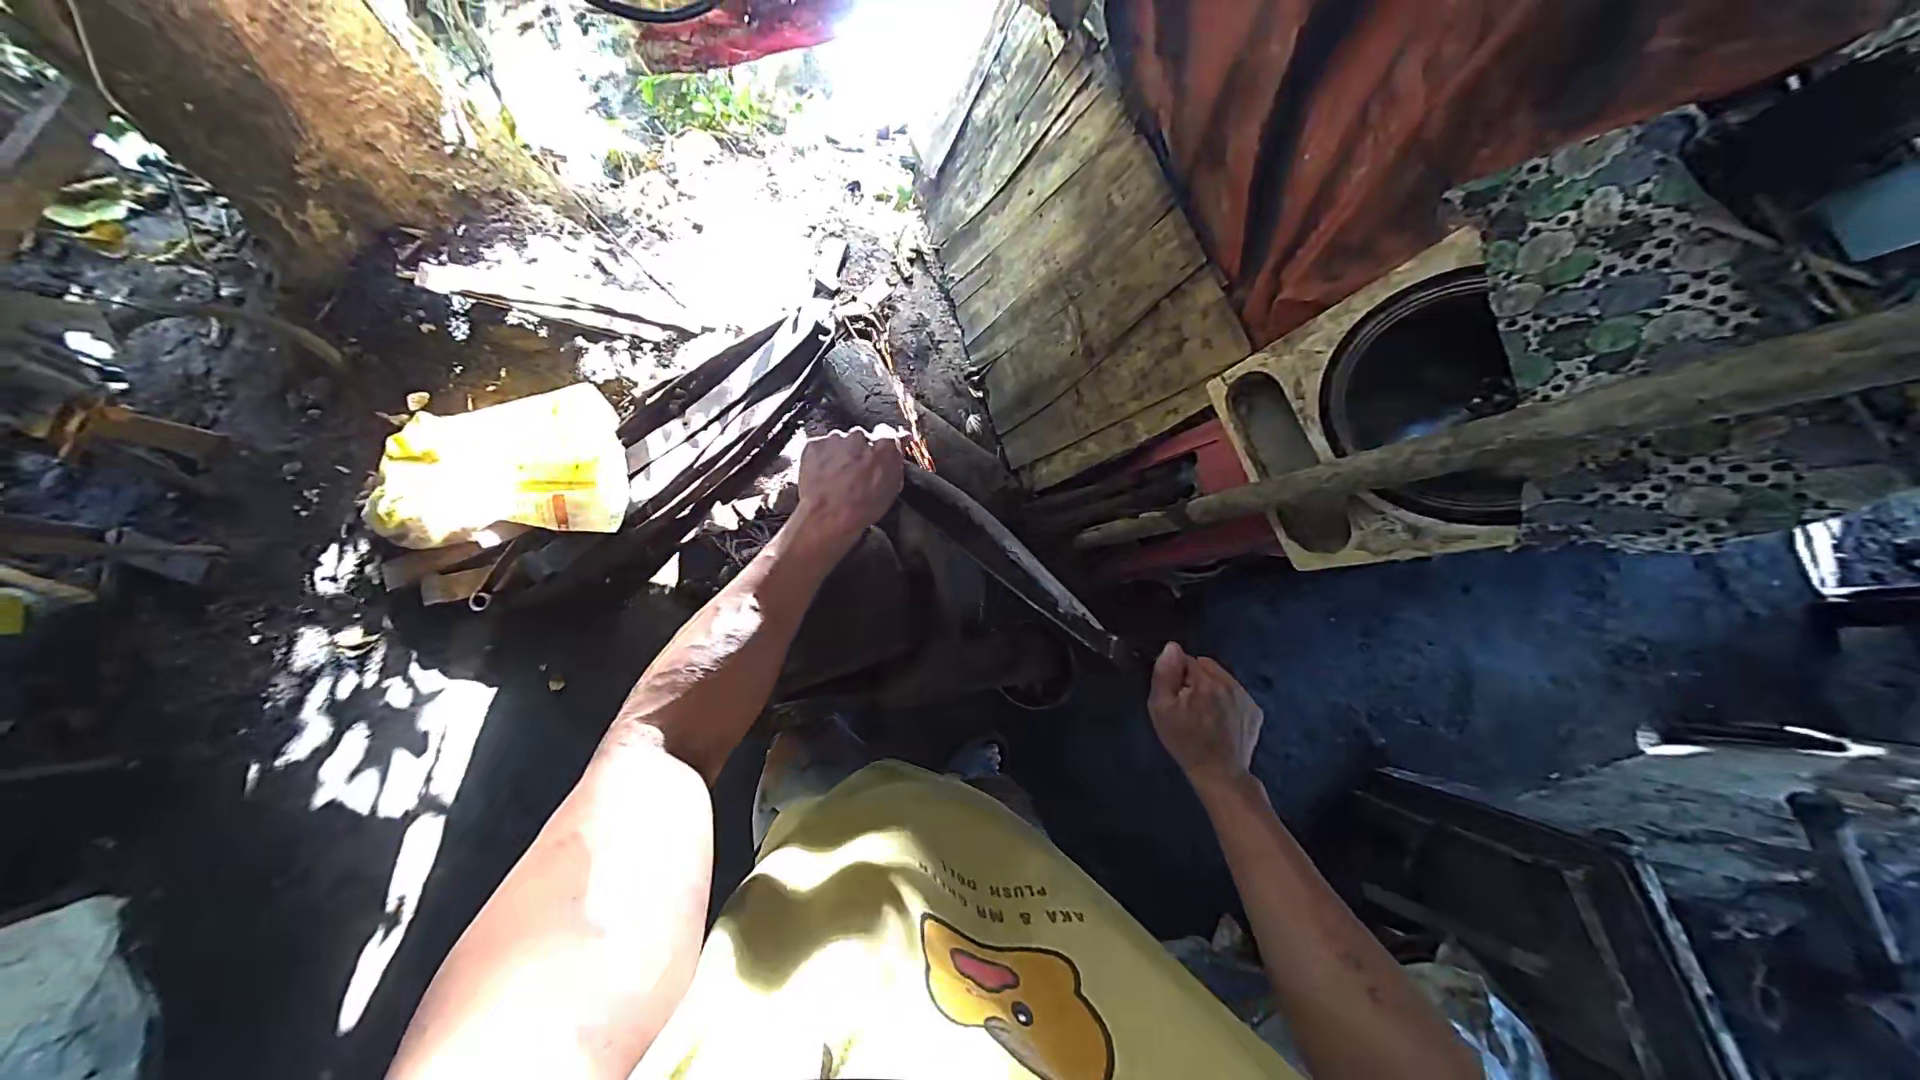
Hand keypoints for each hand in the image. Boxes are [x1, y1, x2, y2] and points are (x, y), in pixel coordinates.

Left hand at [794, 426, 904, 544]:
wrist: (827, 516)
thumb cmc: (860, 508)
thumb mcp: (891, 491)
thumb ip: (894, 467)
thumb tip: (893, 458)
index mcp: (884, 447)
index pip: (890, 436)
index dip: (886, 446)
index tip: (884, 452)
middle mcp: (860, 437)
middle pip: (862, 439)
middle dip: (860, 453)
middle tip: (856, 474)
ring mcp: (835, 439)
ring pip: (840, 443)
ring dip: (841, 456)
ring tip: (837, 479)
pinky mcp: (814, 445)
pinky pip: (821, 448)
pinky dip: (822, 459)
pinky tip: (823, 477)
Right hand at [1148, 642, 1263, 787]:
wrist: (1219, 773)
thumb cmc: (1185, 741)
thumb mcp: (1161, 708)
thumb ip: (1164, 674)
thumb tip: (1172, 648)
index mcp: (1206, 682)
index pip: (1187, 659)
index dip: (1176, 676)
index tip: (1175, 695)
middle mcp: (1230, 684)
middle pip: (1206, 666)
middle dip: (1195, 679)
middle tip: (1187, 705)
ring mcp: (1246, 698)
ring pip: (1222, 679)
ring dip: (1211, 688)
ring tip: (1203, 715)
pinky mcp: (1255, 711)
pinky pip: (1235, 694)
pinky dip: (1226, 701)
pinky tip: (1219, 721)